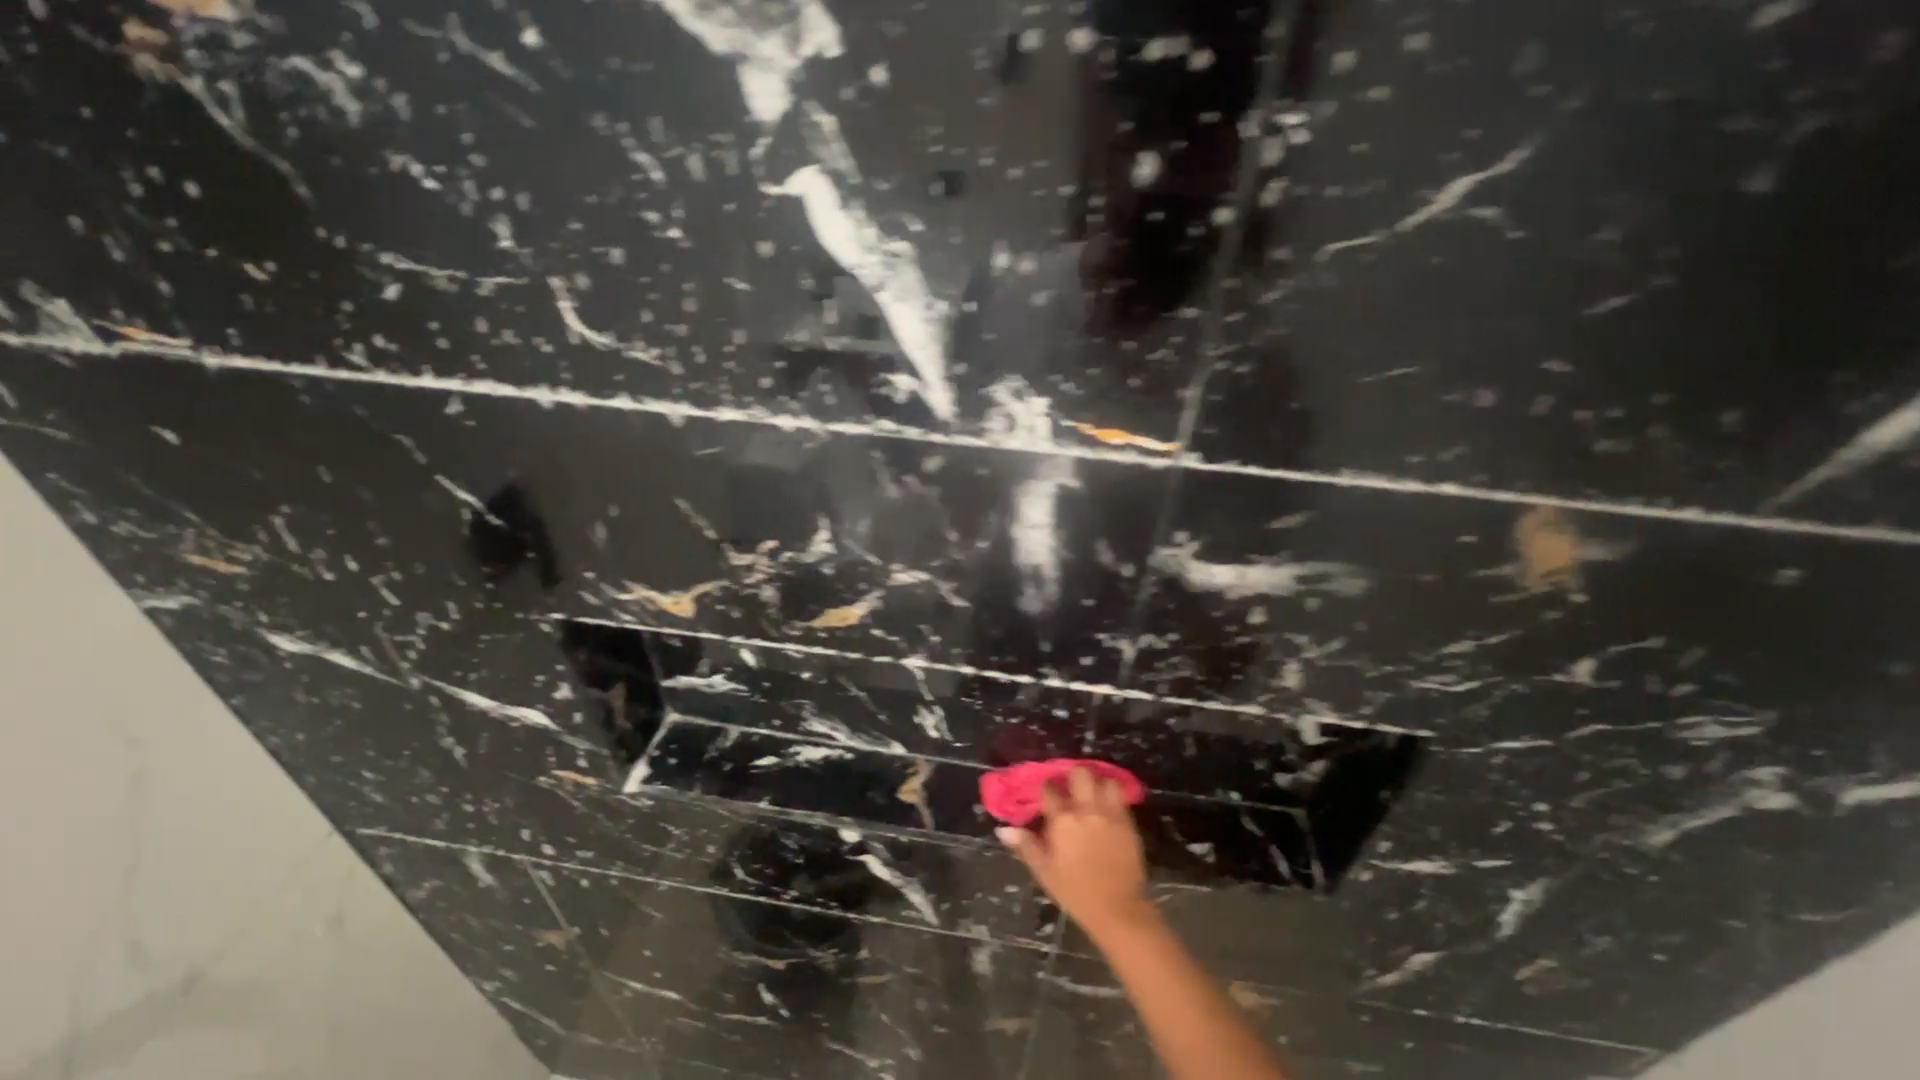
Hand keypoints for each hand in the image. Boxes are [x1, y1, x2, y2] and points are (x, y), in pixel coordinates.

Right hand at [997, 767, 1153, 938]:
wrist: (1117, 908)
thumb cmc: (1075, 892)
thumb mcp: (1044, 872)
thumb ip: (1025, 846)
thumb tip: (1003, 829)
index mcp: (1062, 821)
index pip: (1050, 790)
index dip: (1046, 788)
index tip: (1046, 794)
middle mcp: (1087, 811)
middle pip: (1081, 773)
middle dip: (1074, 775)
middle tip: (1072, 786)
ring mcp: (1111, 815)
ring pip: (1106, 780)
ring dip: (1098, 783)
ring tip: (1094, 794)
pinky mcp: (1129, 823)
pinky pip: (1122, 798)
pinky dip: (1114, 797)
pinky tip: (1108, 808)